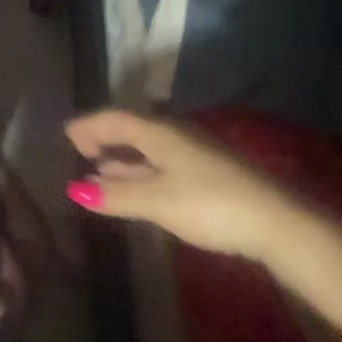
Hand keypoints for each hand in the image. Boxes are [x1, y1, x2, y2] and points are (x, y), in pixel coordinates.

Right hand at [63, 109, 301, 260]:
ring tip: (98, 172)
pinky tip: (135, 190)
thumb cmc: (211, 205)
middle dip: (104, 139)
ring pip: (147, 150)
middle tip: (78, 152)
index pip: (116, 119)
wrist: (275, 221)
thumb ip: (117, 196)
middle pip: (132, 131)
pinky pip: (160, 164)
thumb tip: (75, 190)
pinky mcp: (206, 176)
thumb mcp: (158, 201)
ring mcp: (193, 155)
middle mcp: (175, 136)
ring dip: (122, 160)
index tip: (65, 135)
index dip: (89, 126)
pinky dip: (140, 173)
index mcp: (160, 133)